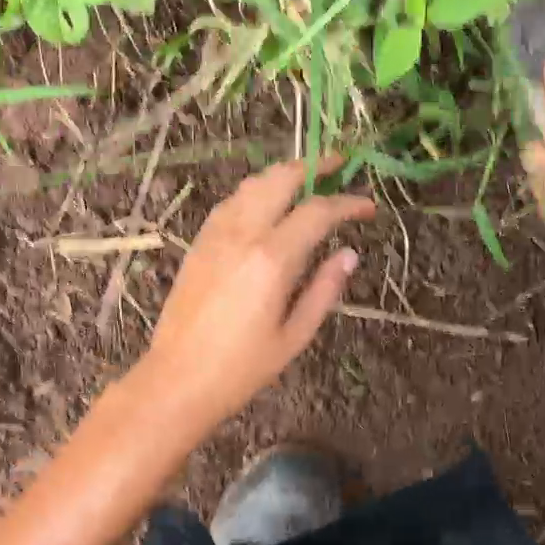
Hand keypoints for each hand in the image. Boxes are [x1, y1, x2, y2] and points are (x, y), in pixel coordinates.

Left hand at [138, 158, 374, 426]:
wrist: (176, 380)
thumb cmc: (241, 368)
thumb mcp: (294, 336)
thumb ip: (324, 290)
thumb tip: (348, 254)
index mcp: (272, 259)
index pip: (317, 212)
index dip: (347, 204)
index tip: (368, 207)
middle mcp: (242, 235)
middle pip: (280, 179)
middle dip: (313, 165)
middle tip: (339, 163)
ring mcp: (215, 235)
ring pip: (252, 184)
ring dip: (283, 173)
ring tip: (307, 178)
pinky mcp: (199, 243)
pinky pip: (231, 202)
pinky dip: (256, 191)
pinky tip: (266, 202)